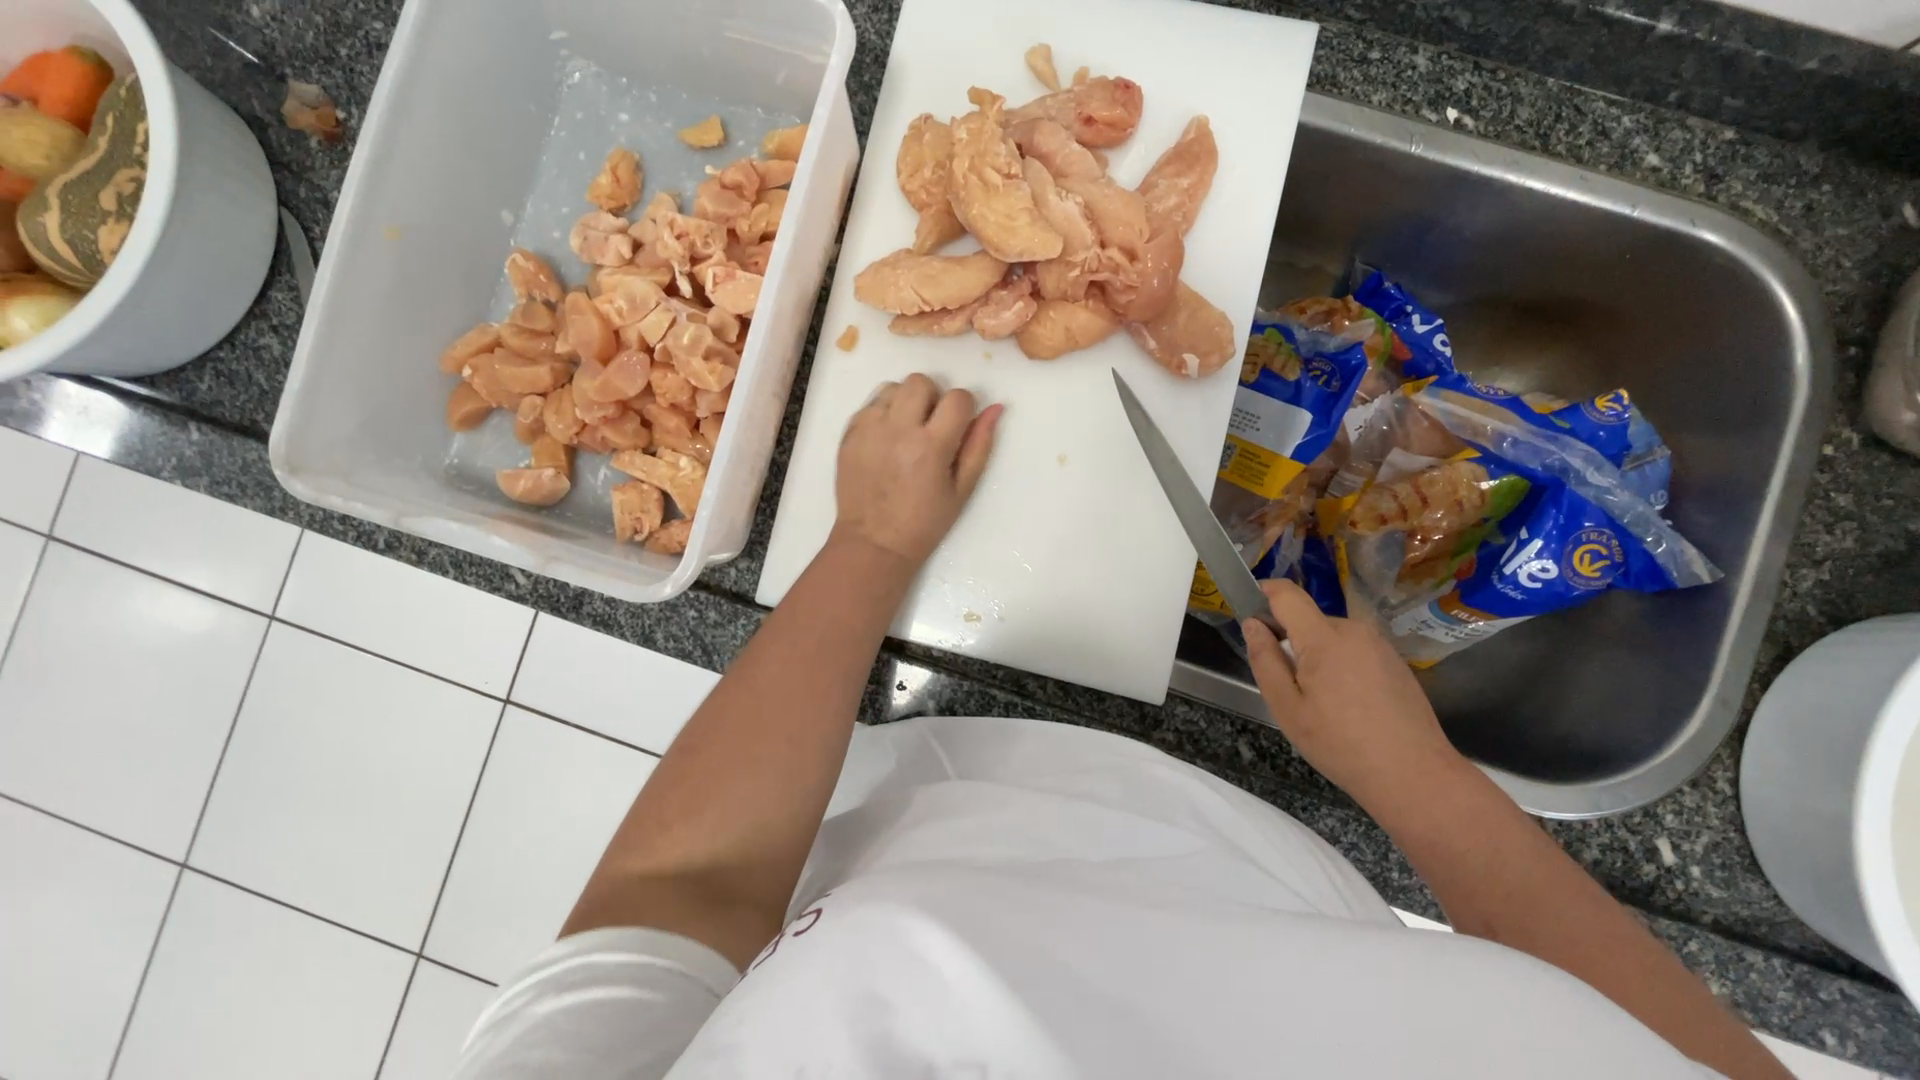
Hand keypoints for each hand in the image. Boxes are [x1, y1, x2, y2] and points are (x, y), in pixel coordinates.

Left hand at [833, 373, 1001, 566]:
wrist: (874, 542)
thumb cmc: (924, 522)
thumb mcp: (962, 489)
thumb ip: (979, 445)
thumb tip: (996, 407)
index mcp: (931, 446)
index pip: (958, 398)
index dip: (964, 409)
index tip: (958, 428)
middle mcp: (898, 429)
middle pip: (922, 382)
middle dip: (933, 398)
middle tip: (931, 426)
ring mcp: (869, 428)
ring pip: (893, 387)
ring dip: (906, 401)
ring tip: (907, 430)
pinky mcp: (850, 433)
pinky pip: (871, 403)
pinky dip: (883, 413)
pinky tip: (887, 439)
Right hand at [1242, 579, 1467, 807]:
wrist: (1414, 774)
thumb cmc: (1340, 744)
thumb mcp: (1287, 708)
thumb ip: (1265, 660)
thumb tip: (1252, 624)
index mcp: (1324, 638)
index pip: (1287, 594)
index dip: (1263, 594)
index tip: (1250, 616)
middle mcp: (1355, 631)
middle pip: (1309, 621)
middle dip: (1292, 642)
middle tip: (1290, 688)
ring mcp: (1380, 645)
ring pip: (1333, 638)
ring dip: (1318, 658)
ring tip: (1322, 704)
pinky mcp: (1396, 662)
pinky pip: (1355, 652)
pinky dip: (1342, 669)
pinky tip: (1350, 708)